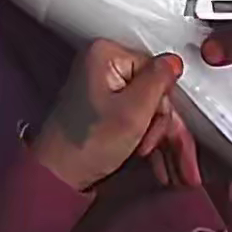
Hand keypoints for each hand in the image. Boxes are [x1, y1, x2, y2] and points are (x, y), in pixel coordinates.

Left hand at [32, 40, 201, 190]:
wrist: (57, 176)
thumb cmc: (86, 144)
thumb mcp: (133, 111)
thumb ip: (158, 82)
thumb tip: (174, 61)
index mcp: (105, 55)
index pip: (156, 71)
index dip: (163, 106)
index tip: (160, 132)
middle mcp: (102, 64)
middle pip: (153, 92)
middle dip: (164, 129)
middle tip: (168, 157)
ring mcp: (101, 85)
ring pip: (147, 108)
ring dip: (160, 140)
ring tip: (168, 170)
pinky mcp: (102, 105)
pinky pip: (135, 116)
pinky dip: (147, 140)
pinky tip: (158, 165)